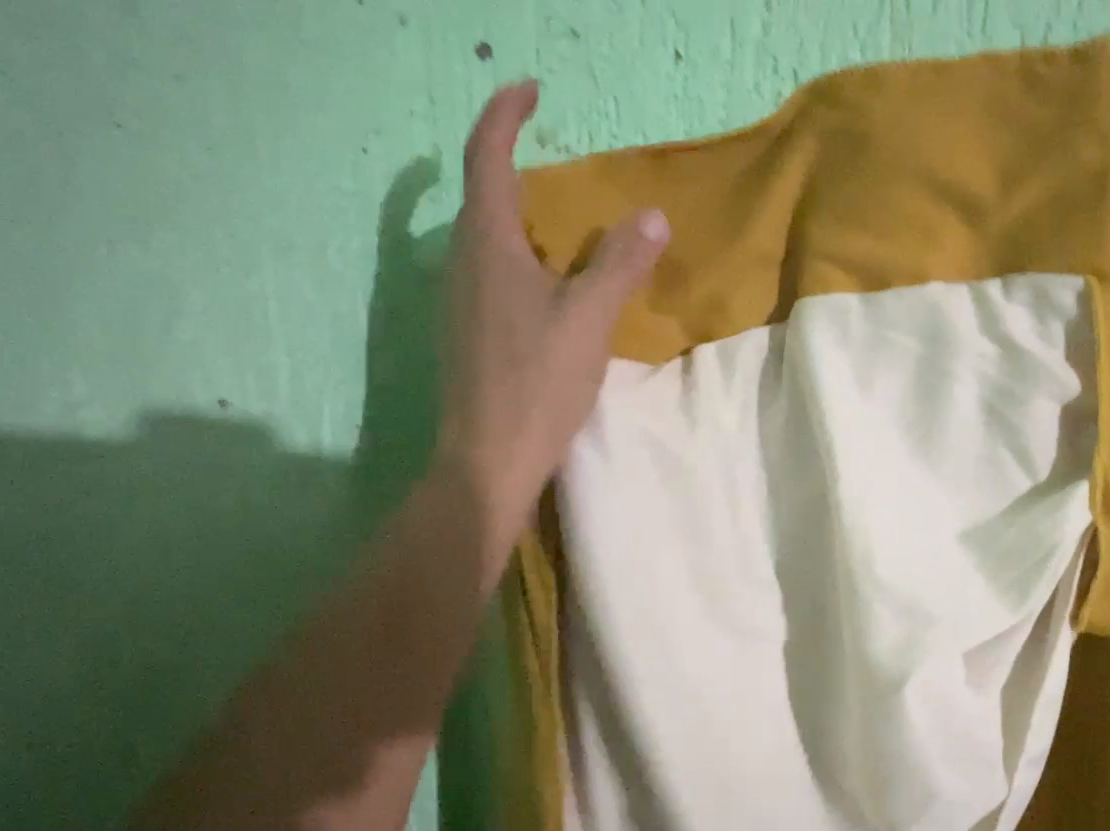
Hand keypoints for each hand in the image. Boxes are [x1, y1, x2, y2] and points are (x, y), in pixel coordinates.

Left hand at [434, 79, 669, 537]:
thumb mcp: (589, 319)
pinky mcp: (466, 337)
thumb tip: (651, 217)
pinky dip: (521, 265)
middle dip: (517, 172)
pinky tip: (552, 295)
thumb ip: (619, 265)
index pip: (486, 157)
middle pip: (484, 199)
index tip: (529, 90)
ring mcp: (458, 303)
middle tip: (563, 176)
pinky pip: (492, 278)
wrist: (487, 462)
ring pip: (488, 243)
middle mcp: (461, 264)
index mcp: (487, 245)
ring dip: (522, 225)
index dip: (505, 116)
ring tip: (567, 236)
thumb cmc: (536, 383)